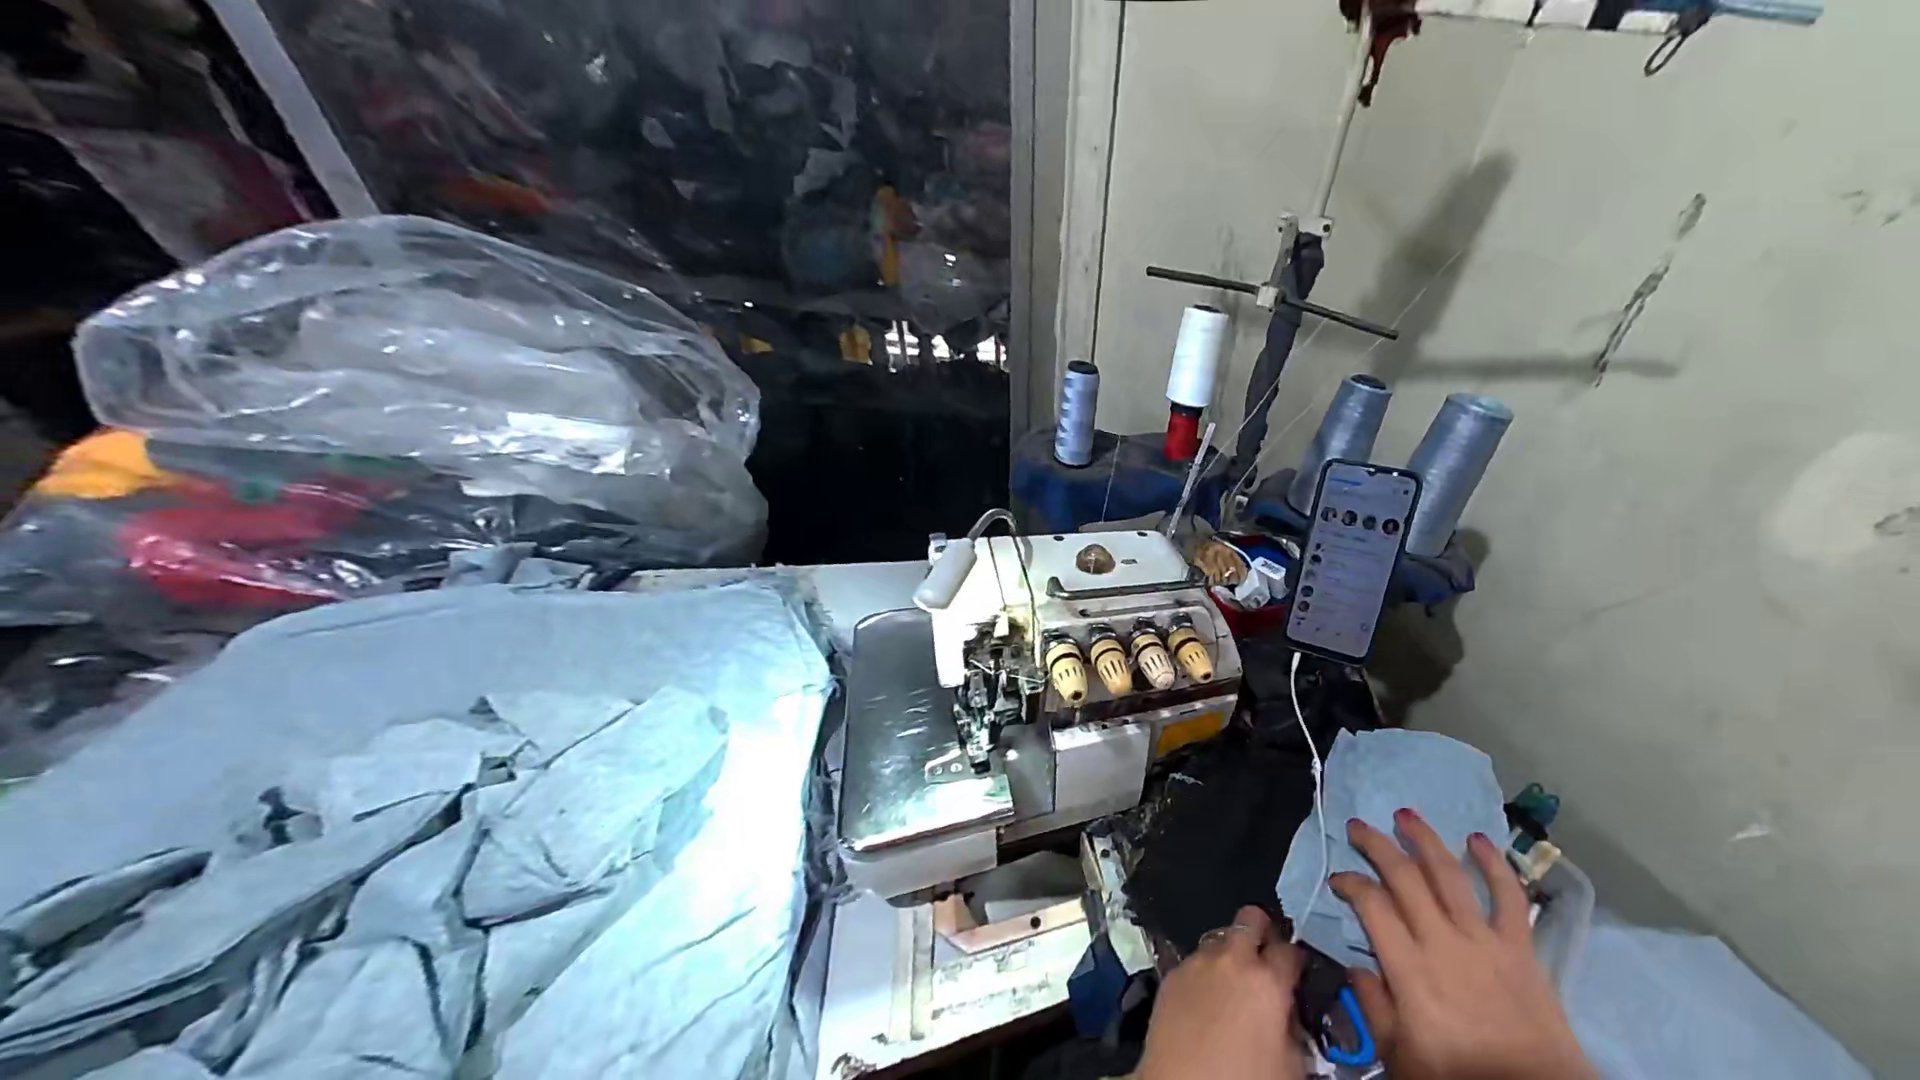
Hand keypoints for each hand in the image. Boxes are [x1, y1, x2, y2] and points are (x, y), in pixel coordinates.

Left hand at [1137, 906, 1305, 1079]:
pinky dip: (1207, 970)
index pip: (1291, 950)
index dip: (1298, 959)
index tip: (1300, 971)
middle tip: (1267, 957)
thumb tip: (1288, 1013)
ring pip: (1219, 937)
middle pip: (1250, 919)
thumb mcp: (1292, 1068)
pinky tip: (1207, 996)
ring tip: (1234, 981)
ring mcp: (1197, 961)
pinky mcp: (1172, 972)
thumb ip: (1294, 1030)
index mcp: (1267, 982)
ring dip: (1231, 952)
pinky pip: (1195, 959)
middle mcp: (1231, 959)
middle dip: (1262, 930)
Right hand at [1332, 811, 1595, 1079]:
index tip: (1337, 880)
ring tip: (1405, 814)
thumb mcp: (1400, 1055)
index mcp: (1409, 968)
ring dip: (1424, 840)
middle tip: (1357, 826)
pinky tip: (1478, 840)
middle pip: (1403, 877)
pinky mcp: (1522, 949)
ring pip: (1449, 875)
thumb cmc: (1460, 1076)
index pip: (1370, 904)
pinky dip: (1495, 865)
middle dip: (1375, 845)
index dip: (1349, 882)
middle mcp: (1443, 942)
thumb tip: (1356, 967)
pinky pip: (1510, 898)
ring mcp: (1485, 941)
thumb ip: (1373, 1008)